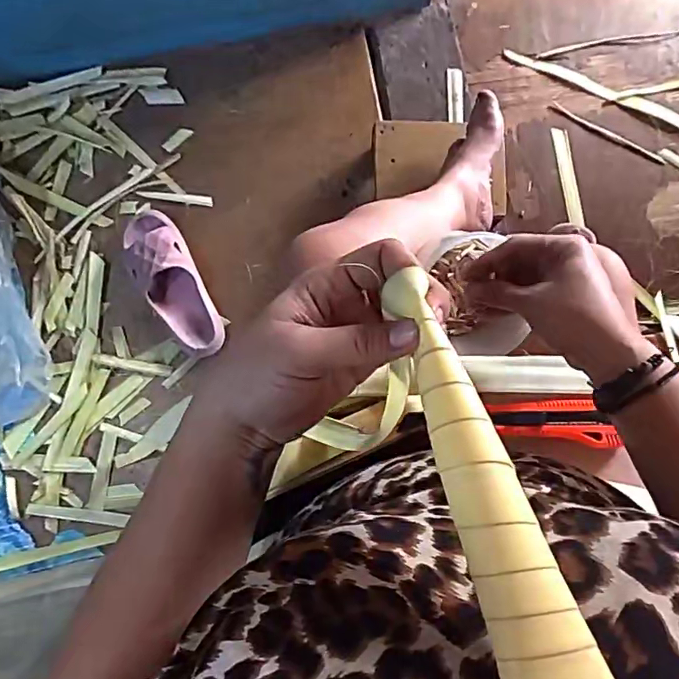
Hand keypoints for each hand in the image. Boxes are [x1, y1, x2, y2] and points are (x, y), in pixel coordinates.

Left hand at [189, 238, 439, 456]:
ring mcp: (357, 332)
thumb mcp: (301, 352)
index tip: (419, 297)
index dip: (403, 267)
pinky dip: (415, 349)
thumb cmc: (257, 376)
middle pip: (397, 282)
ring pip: (403, 315)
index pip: (376, 256)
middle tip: (436, 322)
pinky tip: (427, 357)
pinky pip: (398, 347)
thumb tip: (414, 331)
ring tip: (435, 342)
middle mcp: (346, 302)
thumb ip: (357, 341)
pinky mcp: (363, 361)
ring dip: (424, 323)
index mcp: (325, 284)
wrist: (241, 422)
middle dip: (421, 295)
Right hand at [462, 229, 653, 383]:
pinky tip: (504, 308)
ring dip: (508, 288)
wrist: (611, 354)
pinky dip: (523, 297)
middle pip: (526, 259)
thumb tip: (473, 290)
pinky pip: (544, 289)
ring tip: (485, 301)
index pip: (518, 245)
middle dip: (497, 276)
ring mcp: (578, 275)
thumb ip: (498, 293)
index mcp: (568, 245)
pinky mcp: (578, 294)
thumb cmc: (577, 321)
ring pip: (533, 276)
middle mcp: (576, 254)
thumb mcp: (531, 304)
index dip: (488, 261)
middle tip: (475, 289)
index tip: (467, 275)